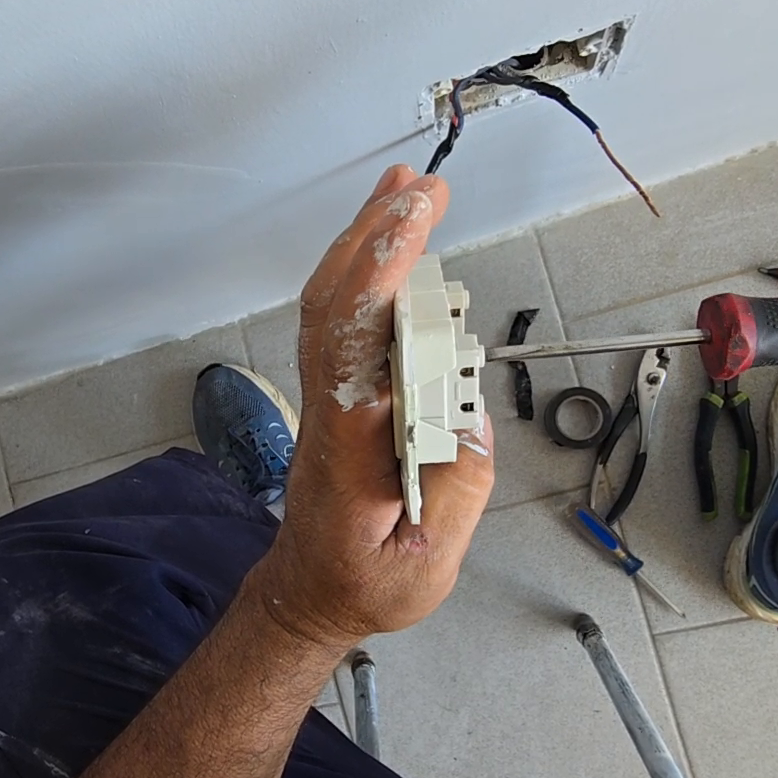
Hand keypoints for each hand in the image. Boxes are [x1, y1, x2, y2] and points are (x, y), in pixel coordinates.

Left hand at [247, 165, 494, 650]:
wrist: (310, 589)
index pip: (356, 351)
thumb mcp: (426, 563)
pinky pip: (343, 326)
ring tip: (403, 192)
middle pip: (336, 309)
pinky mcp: (338, 398)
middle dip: (374, 239)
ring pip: (332, 309)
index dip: (380, 282)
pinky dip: (361, 276)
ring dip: (362, 245)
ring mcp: (327, 401)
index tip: (413, 224)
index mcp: (348, 451)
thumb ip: (458, 487)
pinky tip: (387, 249)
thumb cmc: (363, 581)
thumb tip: (468, 410)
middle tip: (421, 188)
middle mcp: (329, 413)